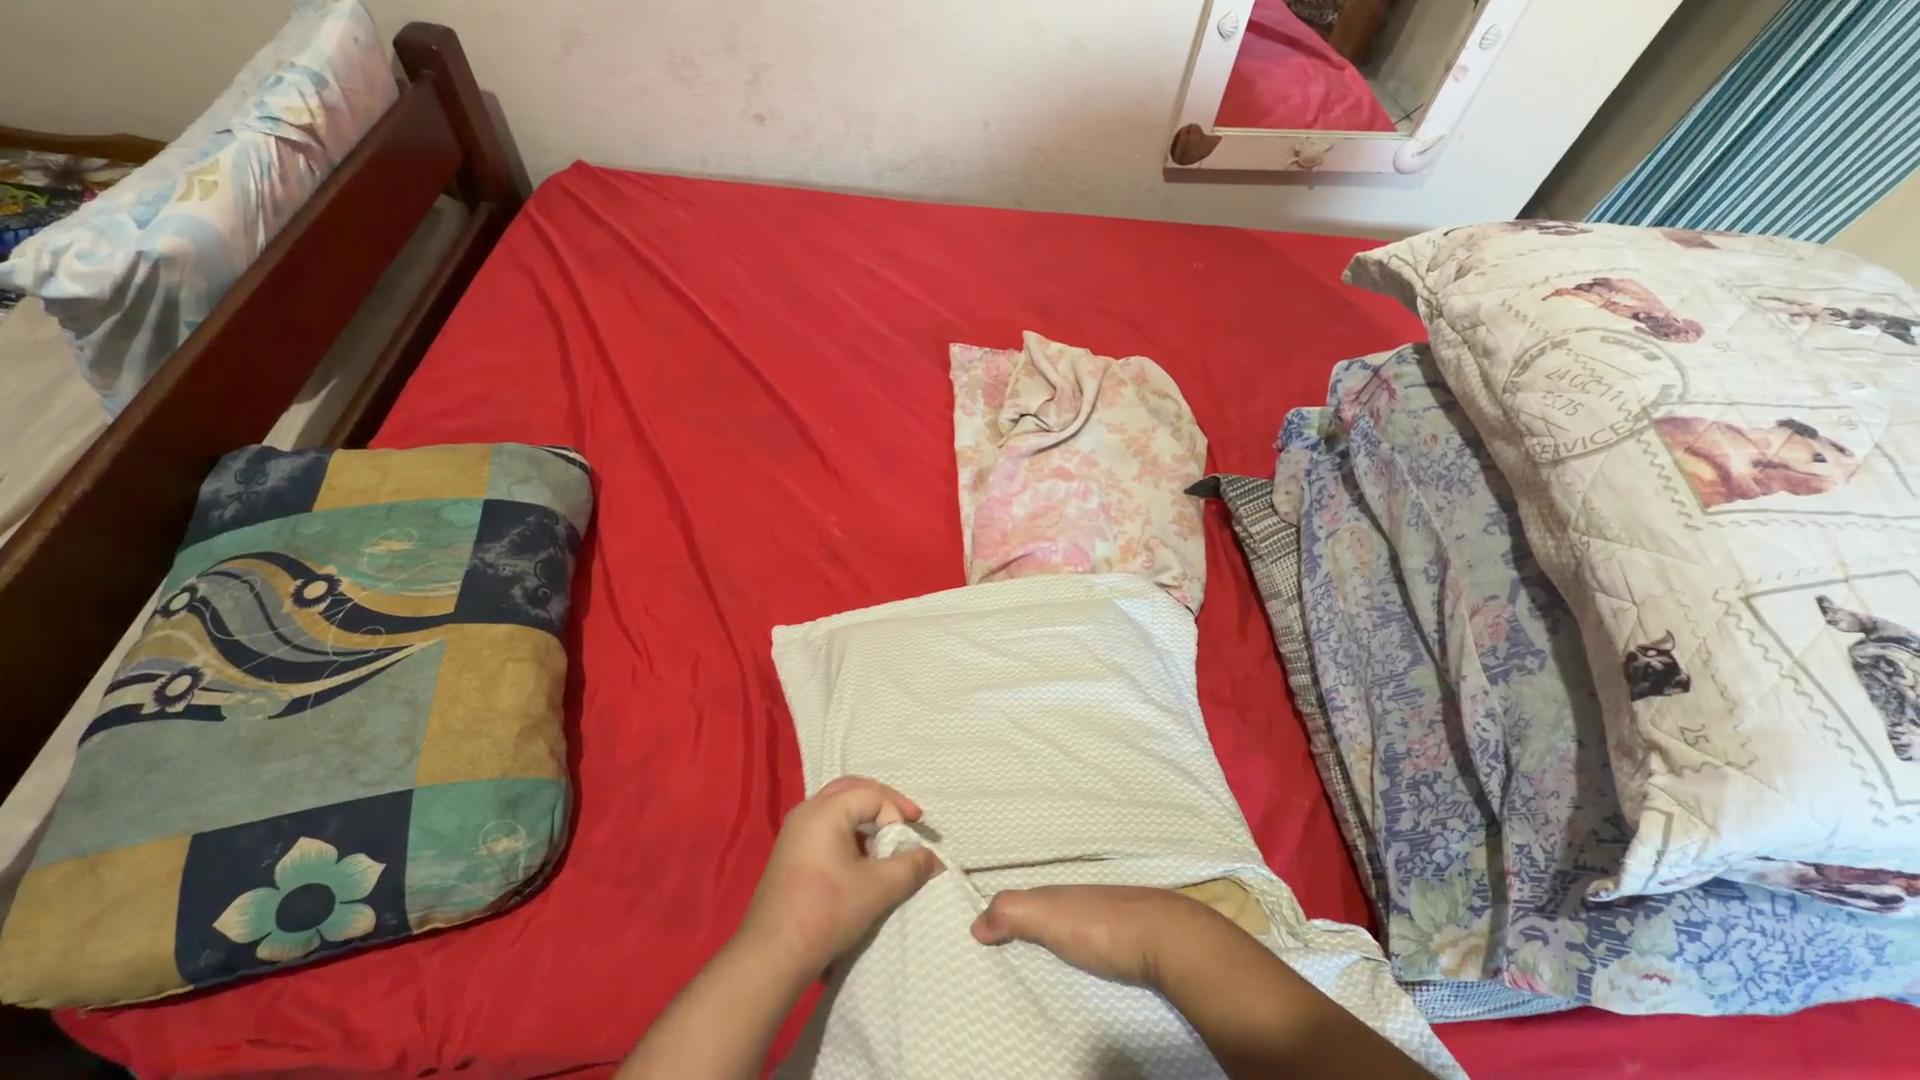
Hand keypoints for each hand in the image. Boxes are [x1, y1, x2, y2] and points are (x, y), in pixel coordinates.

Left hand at [736, 776, 943, 979]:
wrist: (773, 954)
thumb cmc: (826, 911)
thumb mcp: (878, 888)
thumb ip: (911, 867)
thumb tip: (934, 860)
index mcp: (825, 811)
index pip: (873, 795)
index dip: (898, 814)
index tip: (911, 843)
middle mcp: (806, 812)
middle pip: (852, 790)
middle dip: (884, 804)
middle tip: (907, 821)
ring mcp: (795, 832)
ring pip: (838, 808)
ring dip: (866, 819)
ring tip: (886, 844)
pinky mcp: (791, 853)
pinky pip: (827, 827)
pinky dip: (850, 833)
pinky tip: (862, 859)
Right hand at [969, 884, 1211, 986]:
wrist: (1173, 941)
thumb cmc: (1104, 925)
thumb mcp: (1049, 914)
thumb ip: (1012, 912)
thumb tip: (974, 923)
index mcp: (1064, 894)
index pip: (1028, 900)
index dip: (1008, 913)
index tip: (986, 933)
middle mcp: (1088, 902)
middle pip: (1054, 913)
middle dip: (1034, 926)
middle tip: (1010, 952)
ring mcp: (1117, 921)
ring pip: (1081, 928)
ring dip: (1064, 941)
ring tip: (1046, 966)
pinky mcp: (1140, 946)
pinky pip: (1104, 948)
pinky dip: (1090, 955)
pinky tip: (1089, 969)